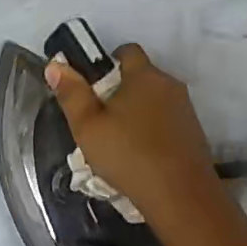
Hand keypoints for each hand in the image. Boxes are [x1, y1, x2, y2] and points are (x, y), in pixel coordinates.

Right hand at [47, 43, 216, 220]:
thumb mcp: (87, 126)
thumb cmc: (126, 155)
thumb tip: (55, 64)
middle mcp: (169, 84)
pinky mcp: (192, 132)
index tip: (91, 87)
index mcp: (143, 76)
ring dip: (134, 113)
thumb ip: (71, 94)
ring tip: (115, 142)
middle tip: (97, 120)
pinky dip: (149, 131)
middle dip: (118, 92)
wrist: (178, 194)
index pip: (127, 51)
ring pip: (153, 101)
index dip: (107, 62)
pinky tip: (136, 156)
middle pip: (140, 77)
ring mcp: (184, 109)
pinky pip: (164, 122)